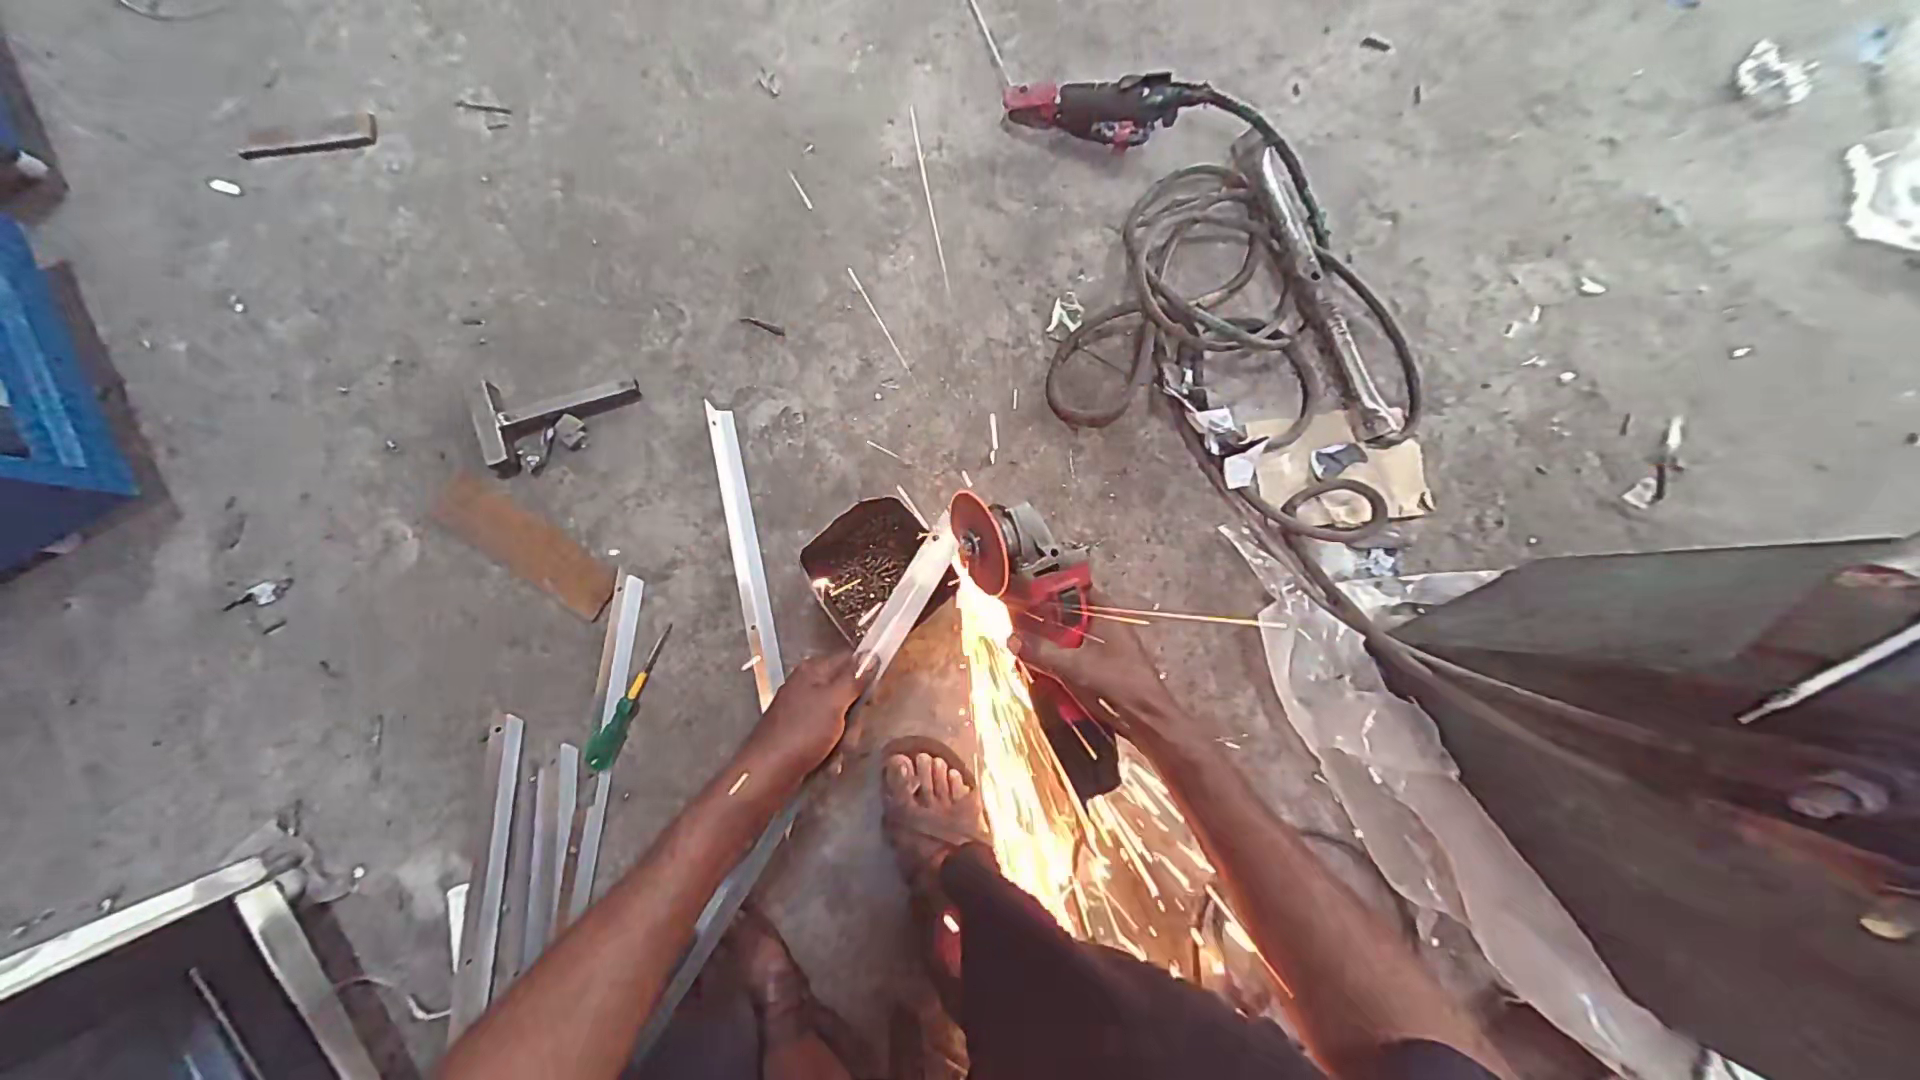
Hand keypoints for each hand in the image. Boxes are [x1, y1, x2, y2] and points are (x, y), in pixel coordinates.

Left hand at [740, 651, 864, 780]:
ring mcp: (804, 710)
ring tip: (839, 749)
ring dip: (846, 735)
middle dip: (856, 714)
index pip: (850, 660)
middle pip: (848, 690)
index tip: (874, 695)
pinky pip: (829, 733)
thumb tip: (872, 654)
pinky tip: (830, 758)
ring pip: (842, 716)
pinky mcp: (802, 732)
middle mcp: (808, 686)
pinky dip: (833, 746)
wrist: (768, 774)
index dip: (866, 675)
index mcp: (813, 671)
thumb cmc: (802, 733)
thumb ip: (854, 678)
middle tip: (852, 729)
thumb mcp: (834, 702)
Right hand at [1011, 589, 1182, 738]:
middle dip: (1047, 621)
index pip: (1075, 588)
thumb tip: (1011, 639)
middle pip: (1071, 613)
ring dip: (1053, 642)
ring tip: (1029, 648)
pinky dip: (1063, 658)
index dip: (1051, 590)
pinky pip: (1079, 653)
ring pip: (1073, 635)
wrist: (1148, 719)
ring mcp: (1110, 645)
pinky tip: (1046, 669)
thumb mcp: (1073, 666)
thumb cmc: (1116, 684)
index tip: (1026, 596)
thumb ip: (1042, 651)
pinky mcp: (1108, 664)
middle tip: (1021, 625)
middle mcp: (1109, 624)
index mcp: (1106, 613)